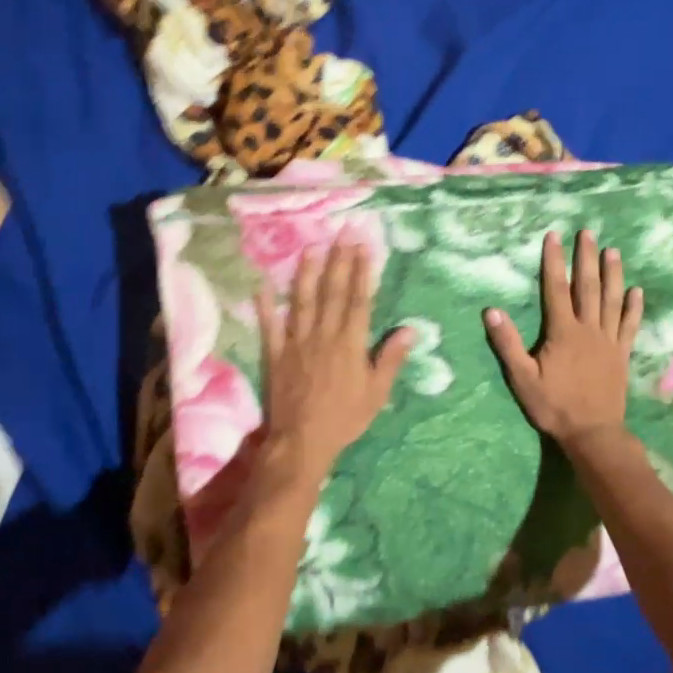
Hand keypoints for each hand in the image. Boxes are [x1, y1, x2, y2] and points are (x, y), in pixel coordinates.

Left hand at [256, 234, 415, 478]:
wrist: (302, 440)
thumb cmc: (344, 419)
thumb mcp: (376, 393)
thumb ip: (390, 358)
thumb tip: (410, 329)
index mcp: (350, 343)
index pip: (358, 299)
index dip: (361, 270)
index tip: (363, 245)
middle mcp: (323, 335)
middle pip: (332, 292)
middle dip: (338, 260)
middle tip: (341, 233)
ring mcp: (296, 342)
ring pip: (302, 301)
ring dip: (306, 273)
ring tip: (310, 247)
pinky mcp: (275, 353)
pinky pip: (269, 325)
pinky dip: (265, 305)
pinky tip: (262, 284)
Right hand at [484, 229, 644, 452]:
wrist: (593, 433)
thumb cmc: (553, 406)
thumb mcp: (521, 377)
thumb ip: (507, 343)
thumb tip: (491, 311)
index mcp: (563, 332)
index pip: (556, 288)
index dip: (554, 261)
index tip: (554, 236)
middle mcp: (589, 329)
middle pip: (588, 287)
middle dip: (587, 258)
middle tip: (588, 232)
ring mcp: (609, 341)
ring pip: (612, 300)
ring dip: (612, 274)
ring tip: (613, 251)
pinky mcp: (622, 355)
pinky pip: (630, 325)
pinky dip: (633, 307)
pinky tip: (636, 291)